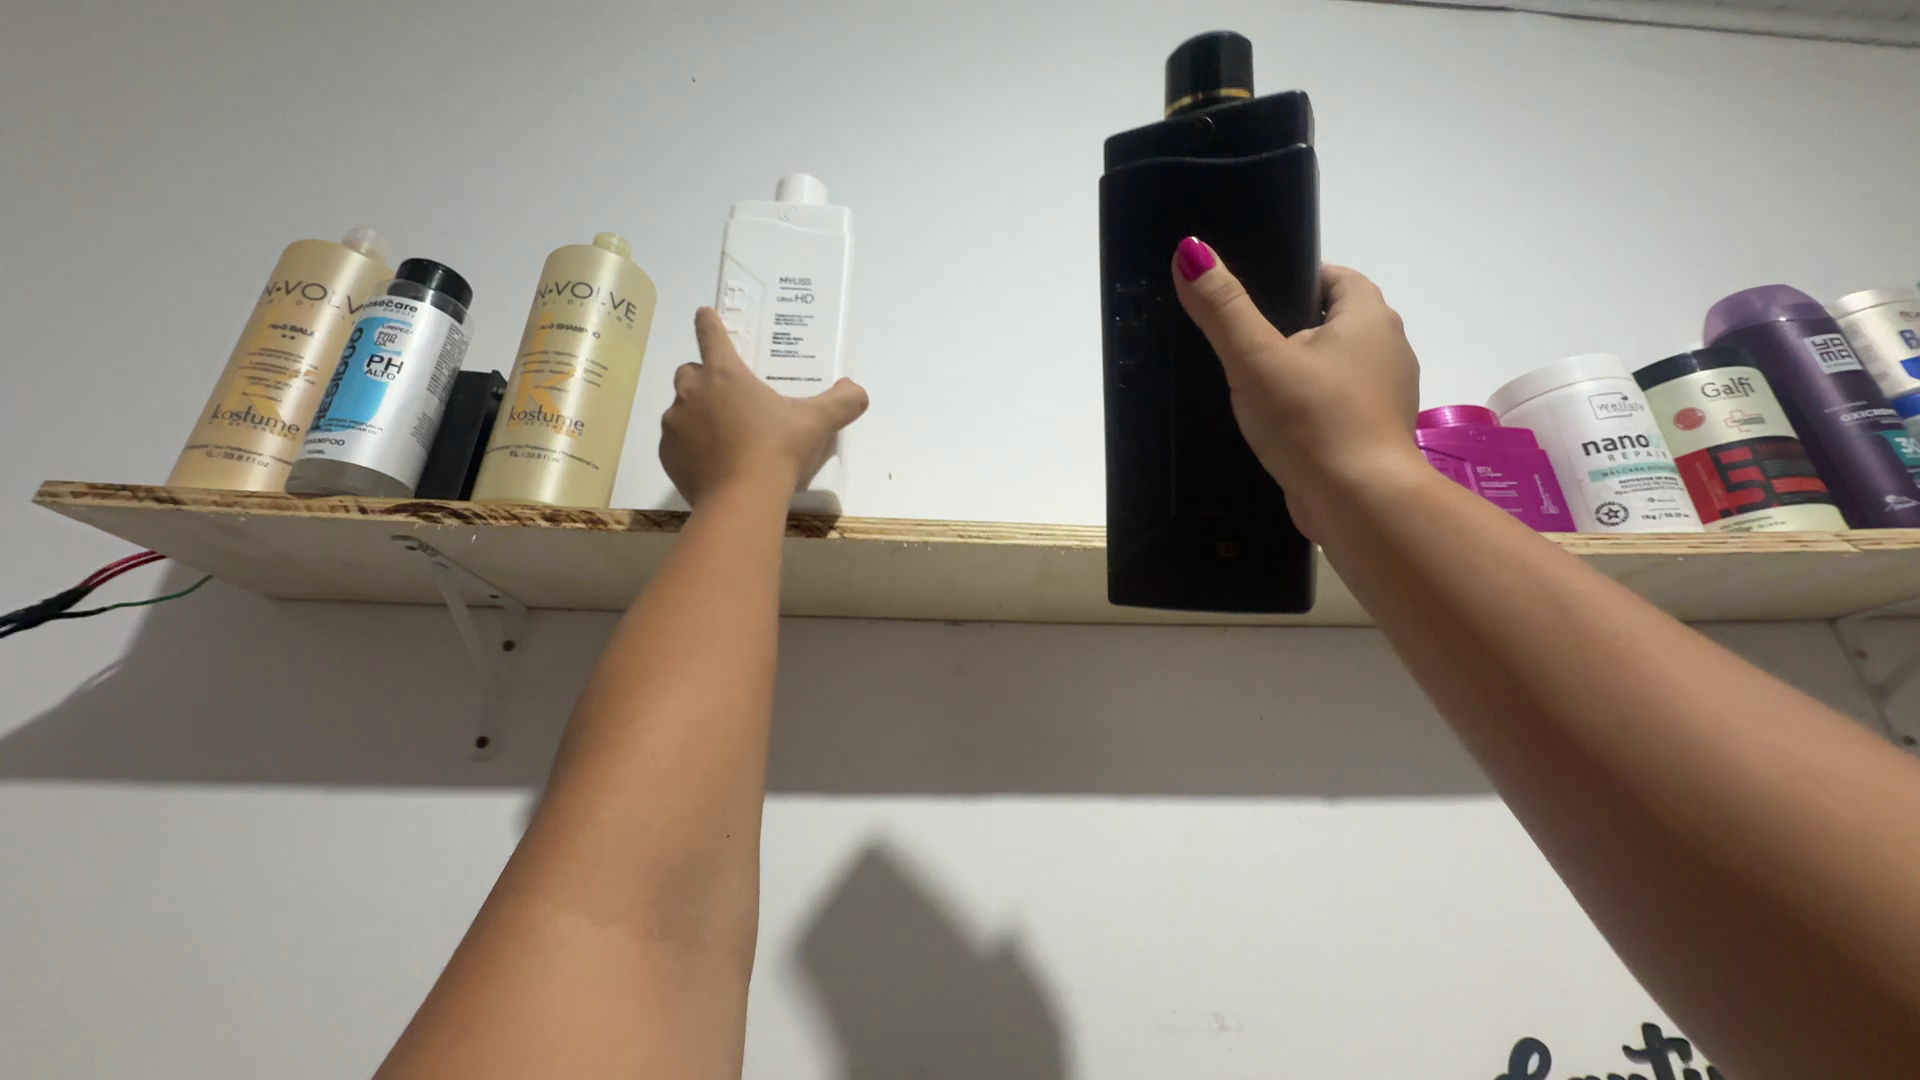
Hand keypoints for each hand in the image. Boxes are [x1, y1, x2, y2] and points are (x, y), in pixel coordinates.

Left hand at [660, 308, 868, 505]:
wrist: (742, 500)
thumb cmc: (777, 450)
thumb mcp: (816, 423)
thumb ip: (841, 402)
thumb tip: (857, 391)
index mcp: (725, 374)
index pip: (710, 334)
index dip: (709, 323)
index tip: (706, 316)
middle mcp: (692, 392)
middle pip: (690, 372)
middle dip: (704, 379)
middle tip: (729, 399)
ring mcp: (675, 424)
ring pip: (680, 408)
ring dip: (697, 415)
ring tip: (723, 437)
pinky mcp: (667, 454)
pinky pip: (676, 442)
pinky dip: (690, 447)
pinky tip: (713, 463)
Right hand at [1171, 238, 1423, 529]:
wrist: (1358, 502)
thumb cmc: (1310, 421)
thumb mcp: (1255, 359)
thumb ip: (1223, 308)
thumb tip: (1190, 250)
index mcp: (1369, 318)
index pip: (1338, 278)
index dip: (1301, 278)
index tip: (1258, 294)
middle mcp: (1389, 350)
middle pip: (1339, 322)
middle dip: (1297, 326)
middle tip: (1244, 341)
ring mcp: (1385, 397)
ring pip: (1339, 367)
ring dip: (1304, 370)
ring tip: (1254, 384)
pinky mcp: (1372, 435)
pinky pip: (1338, 406)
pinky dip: (1312, 407)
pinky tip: (1278, 425)